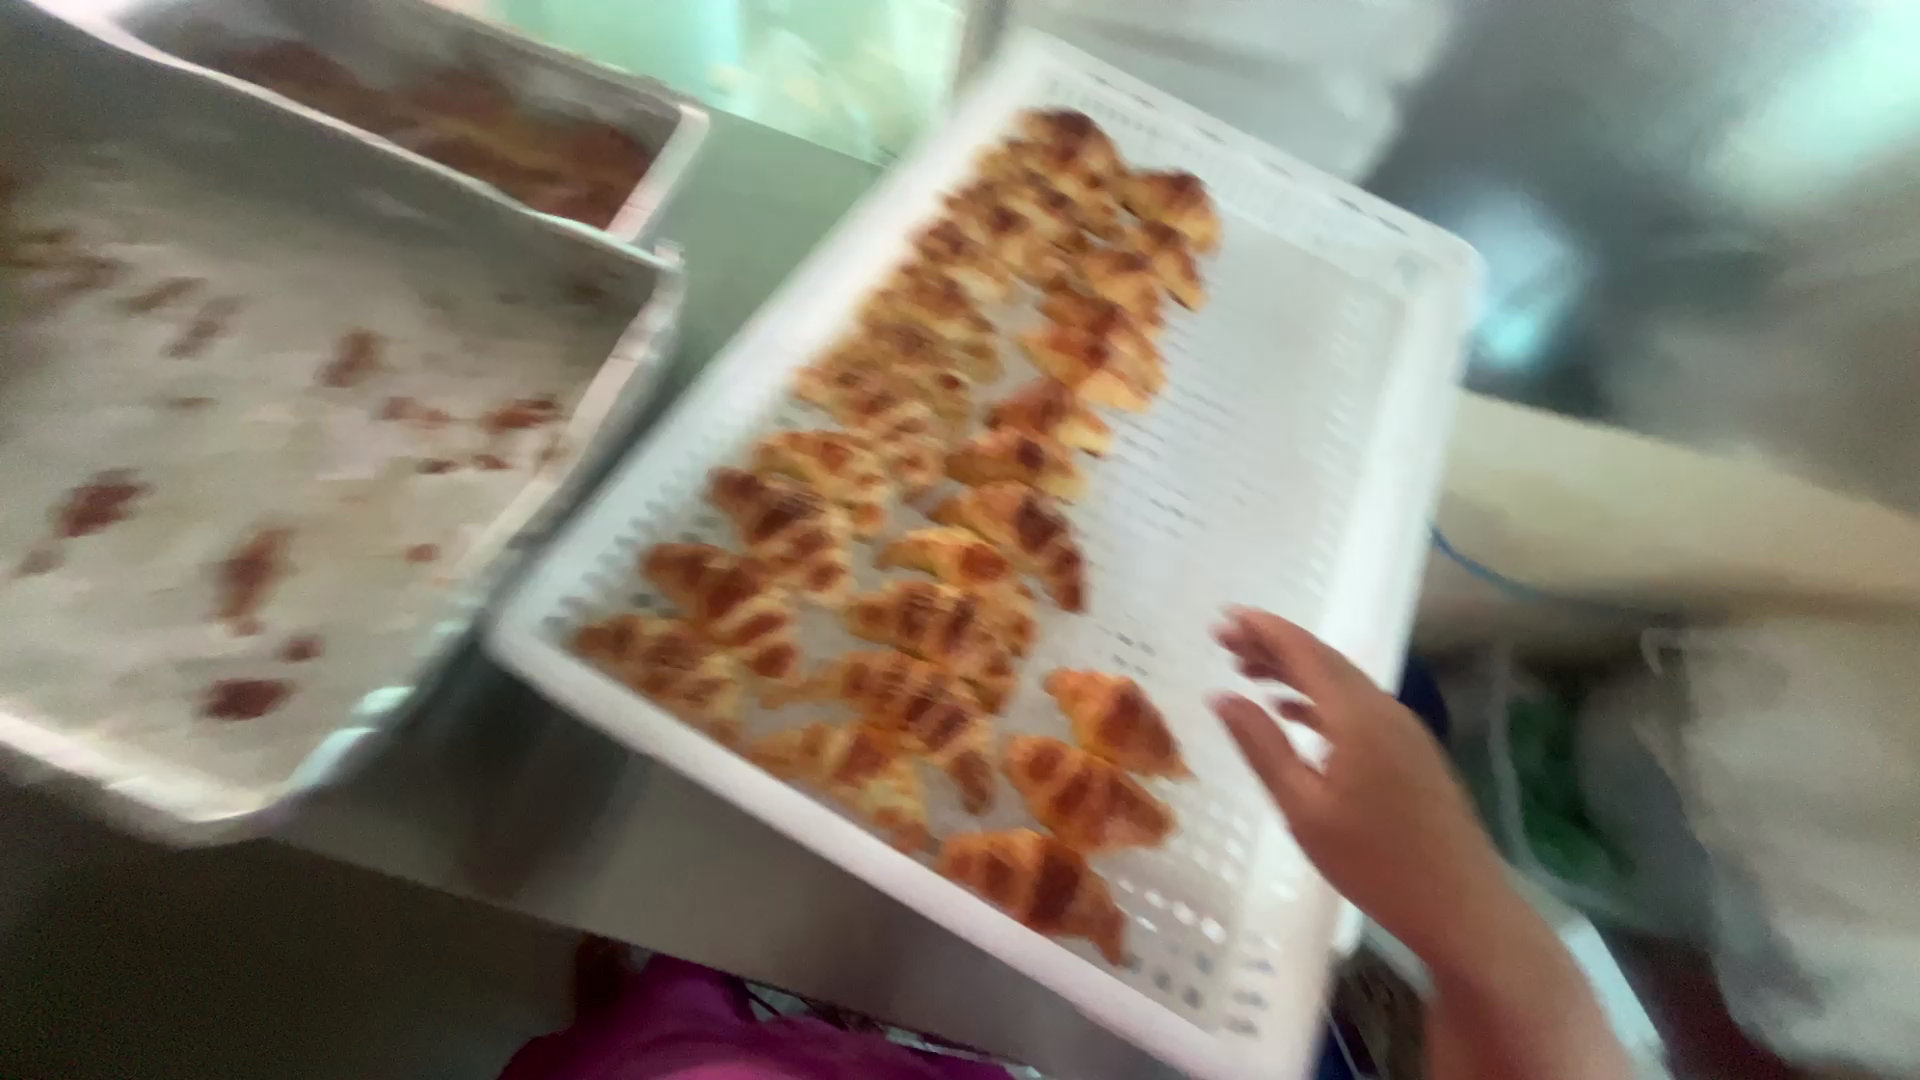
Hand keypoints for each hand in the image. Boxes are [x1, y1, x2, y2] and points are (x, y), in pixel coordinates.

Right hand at [1210, 608, 1508, 966]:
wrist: (1466, 913)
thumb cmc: (1375, 863)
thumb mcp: (1302, 808)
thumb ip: (1261, 746)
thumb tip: (1220, 696)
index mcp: (1358, 717)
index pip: (1305, 653)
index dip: (1264, 630)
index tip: (1225, 617)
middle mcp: (1384, 711)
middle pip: (1322, 660)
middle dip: (1271, 645)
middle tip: (1223, 639)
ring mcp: (1402, 731)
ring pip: (1339, 682)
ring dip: (1292, 670)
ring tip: (1246, 670)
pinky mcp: (1409, 752)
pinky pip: (1354, 706)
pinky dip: (1316, 699)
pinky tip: (1289, 711)